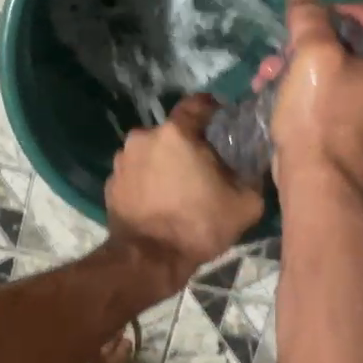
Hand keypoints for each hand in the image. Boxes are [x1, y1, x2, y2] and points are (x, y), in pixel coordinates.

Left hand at [104, 94, 264, 285]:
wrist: (148, 258)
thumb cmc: (198, 225)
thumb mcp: (245, 203)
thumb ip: (252, 174)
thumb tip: (252, 162)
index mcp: (175, 133)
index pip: (196, 104)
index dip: (212, 109)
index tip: (223, 120)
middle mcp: (143, 136)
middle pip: (172, 132)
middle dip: (188, 144)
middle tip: (205, 166)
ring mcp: (122, 158)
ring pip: (152, 151)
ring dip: (165, 162)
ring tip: (181, 187)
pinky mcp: (110, 180)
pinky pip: (136, 171)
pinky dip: (148, 179)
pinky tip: (160, 200)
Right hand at [254, 0, 362, 192]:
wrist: (318, 177)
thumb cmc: (322, 113)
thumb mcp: (312, 55)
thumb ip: (309, 17)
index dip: (326, 14)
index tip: (294, 22)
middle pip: (353, 43)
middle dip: (307, 46)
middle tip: (278, 55)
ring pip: (342, 65)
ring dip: (301, 65)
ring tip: (269, 74)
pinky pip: (342, 87)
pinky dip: (312, 85)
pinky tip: (277, 88)